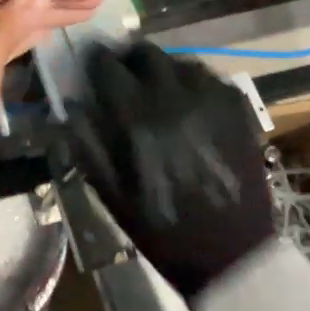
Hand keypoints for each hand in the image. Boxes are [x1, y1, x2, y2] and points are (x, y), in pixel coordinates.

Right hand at [66, 45, 272, 297]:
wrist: (233, 257)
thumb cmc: (164, 230)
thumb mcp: (111, 194)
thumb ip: (86, 143)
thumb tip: (71, 104)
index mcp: (138, 119)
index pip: (108, 66)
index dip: (95, 60)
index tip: (91, 63)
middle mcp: (174, 100)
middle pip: (146, 53)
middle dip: (129, 58)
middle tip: (124, 73)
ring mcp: (211, 102)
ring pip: (180, 61)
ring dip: (163, 69)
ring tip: (158, 86)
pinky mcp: (238, 112)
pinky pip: (210, 78)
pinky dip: (194, 81)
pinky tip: (190, 100)